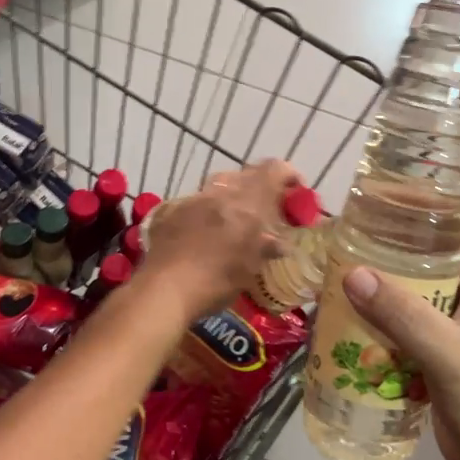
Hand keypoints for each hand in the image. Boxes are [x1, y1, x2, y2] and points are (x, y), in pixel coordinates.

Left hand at [139, 160, 300, 321]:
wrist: (164, 289)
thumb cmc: (215, 282)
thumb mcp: (249, 269)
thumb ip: (265, 250)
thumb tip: (280, 244)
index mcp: (246, 205)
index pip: (273, 169)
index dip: (288, 173)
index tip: (295, 189)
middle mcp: (220, 194)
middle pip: (245, 174)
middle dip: (260, 185)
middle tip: (266, 207)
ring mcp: (192, 199)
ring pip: (219, 185)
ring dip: (232, 196)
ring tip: (235, 218)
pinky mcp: (171, 211)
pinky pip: (196, 201)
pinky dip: (207, 210)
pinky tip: (204, 231)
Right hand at [341, 217, 459, 459]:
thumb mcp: (449, 356)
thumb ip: (404, 315)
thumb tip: (352, 272)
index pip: (458, 223)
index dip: (423, 202)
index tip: (378, 193)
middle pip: (429, 254)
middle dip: (391, 240)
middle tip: (345, 231)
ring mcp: (457, 327)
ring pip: (414, 289)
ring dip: (381, 280)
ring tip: (337, 267)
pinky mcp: (441, 354)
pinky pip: (406, 323)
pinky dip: (380, 316)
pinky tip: (348, 317)